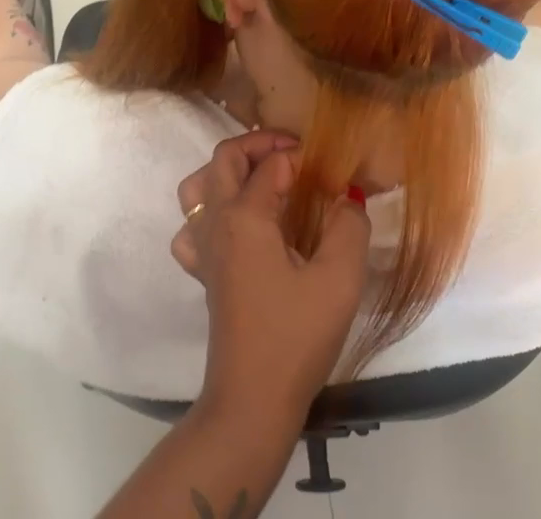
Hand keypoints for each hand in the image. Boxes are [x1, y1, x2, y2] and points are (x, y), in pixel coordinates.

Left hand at [172, 131, 372, 415]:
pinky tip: (238, 227)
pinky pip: (192, 227)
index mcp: (245, 217)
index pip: (271, 165)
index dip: (302, 158)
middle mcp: (216, 223)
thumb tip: (348, 197)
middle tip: (295, 152)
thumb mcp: (339, 279)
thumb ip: (349, 227)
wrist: (253, 397)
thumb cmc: (297, 335)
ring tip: (262, 178)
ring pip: (197, 187)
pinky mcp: (204, 273)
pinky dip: (210, 213)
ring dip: (227, 172)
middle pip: (223, 160)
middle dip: (257, 144)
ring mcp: (203, 249)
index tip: (332, 169)